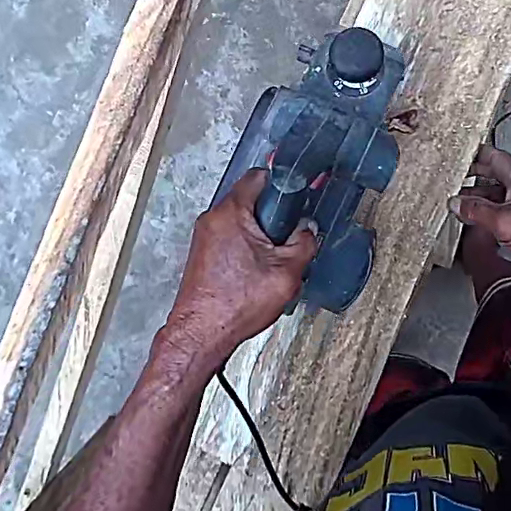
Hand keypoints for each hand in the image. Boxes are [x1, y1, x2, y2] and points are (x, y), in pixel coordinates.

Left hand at [162, 169, 317, 367]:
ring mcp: (205, 236)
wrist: (201, 334)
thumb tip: (309, 231)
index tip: (299, 188)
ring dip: (262, 231)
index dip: (283, 180)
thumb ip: (304, 243)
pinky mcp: (204, 253)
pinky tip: (260, 267)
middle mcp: (213, 219)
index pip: (258, 176)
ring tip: (277, 254)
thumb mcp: (287, 272)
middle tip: (291, 230)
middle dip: (275, 212)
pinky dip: (248, 244)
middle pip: (251, 198)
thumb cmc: (234, 304)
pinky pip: (231, 236)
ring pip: (242, 219)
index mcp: (232, 213)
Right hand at [448, 145, 510, 279]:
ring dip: (481, 197)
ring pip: (500, 194)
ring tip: (460, 203)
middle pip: (496, 174)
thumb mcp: (505, 222)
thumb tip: (458, 204)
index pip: (495, 156)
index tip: (459, 155)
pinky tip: (479, 220)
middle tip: (455, 178)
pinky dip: (491, 212)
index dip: (475, 154)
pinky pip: (506, 209)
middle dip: (474, 176)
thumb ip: (478, 211)